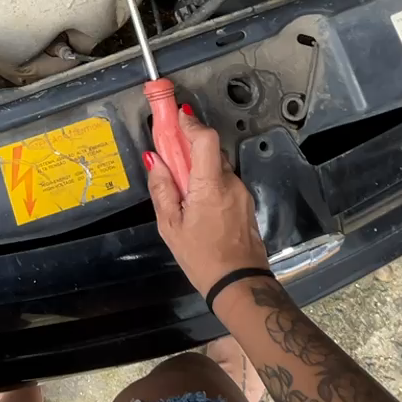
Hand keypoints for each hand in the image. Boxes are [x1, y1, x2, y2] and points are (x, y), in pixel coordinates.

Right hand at [144, 106, 269, 300]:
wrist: (241, 286)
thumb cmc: (202, 257)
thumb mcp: (170, 226)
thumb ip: (161, 189)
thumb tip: (155, 160)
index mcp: (211, 185)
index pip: (206, 139)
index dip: (191, 123)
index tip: (177, 114)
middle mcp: (230, 183)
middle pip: (211, 150)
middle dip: (190, 144)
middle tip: (171, 149)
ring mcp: (242, 193)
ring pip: (218, 166)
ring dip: (200, 164)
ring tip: (181, 182)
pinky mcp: (246, 204)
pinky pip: (225, 181)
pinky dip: (209, 179)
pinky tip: (197, 199)